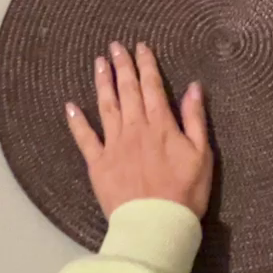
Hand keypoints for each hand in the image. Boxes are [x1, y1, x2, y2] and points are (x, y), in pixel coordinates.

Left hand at [66, 41, 212, 217]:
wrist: (156, 225)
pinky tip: (70, 106)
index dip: (146, 65)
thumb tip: (193, 86)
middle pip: (127, 90)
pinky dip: (77, 121)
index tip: (140, 47)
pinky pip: (85, 138)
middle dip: (122, 66)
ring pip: (106, 106)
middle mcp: (134, 128)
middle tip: (115, 46)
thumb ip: (195, 118)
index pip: (152, 86)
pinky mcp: (98, 164)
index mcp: (160, 124)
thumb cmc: (184, 191)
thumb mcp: (201, 153)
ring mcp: (113, 145)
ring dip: (102, 83)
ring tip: (98, 63)